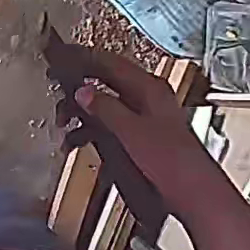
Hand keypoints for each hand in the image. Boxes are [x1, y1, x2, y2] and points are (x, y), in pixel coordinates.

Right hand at [54, 44, 217, 211]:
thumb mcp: (130, 130)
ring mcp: (146, 115)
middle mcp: (148, 97)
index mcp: (149, 89)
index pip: (110, 62)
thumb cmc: (170, 159)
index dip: (83, 58)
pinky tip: (77, 141)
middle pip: (106, 81)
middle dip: (78, 88)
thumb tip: (82, 92)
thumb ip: (105, 107)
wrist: (193, 191)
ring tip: (63, 121)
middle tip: (56, 90)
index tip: (60, 58)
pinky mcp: (142, 134)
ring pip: (106, 103)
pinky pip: (110, 123)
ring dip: (82, 111)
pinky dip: (92, 129)